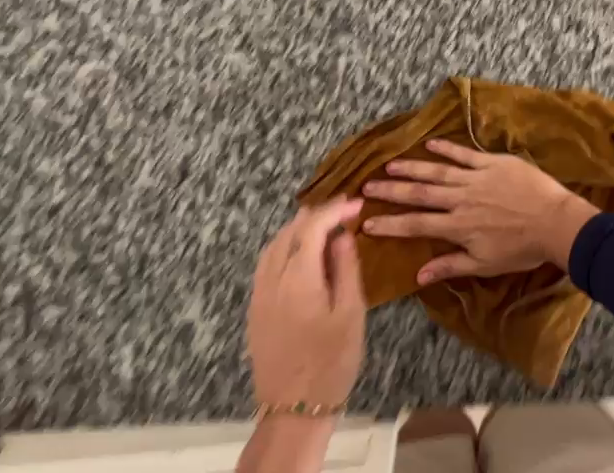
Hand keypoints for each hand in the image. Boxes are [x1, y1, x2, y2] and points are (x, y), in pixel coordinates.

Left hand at [247, 198, 366, 408]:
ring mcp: (259, 295)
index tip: (358, 203)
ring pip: (274, 245)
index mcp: (298, 277)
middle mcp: (272, 280)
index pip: (313, 227)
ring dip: (299, 229)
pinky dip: (286, 246)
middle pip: (289, 231)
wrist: (294, 408)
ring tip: (325, 225)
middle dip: (316, 215)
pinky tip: (303, 253)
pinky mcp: (255, 309)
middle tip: (345, 211)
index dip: (335, 210)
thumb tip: (342, 235)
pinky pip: (267, 263)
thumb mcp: (351, 312)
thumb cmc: (331, 360)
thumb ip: (345, 268)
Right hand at [361, 139, 600, 285]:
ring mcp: (477, 178)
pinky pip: (465, 154)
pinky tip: (431, 143)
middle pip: (420, 194)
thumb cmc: (522, 248)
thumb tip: (418, 275)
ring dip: (412, 168)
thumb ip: (451, 266)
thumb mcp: (485, 264)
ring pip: (437, 171)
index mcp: (458, 226)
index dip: (390, 224)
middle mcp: (461, 200)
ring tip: (390, 165)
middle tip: (366, 186)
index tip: (366, 223)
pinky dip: (447, 148)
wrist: (555, 221)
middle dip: (391, 191)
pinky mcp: (493, 162)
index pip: (416, 224)